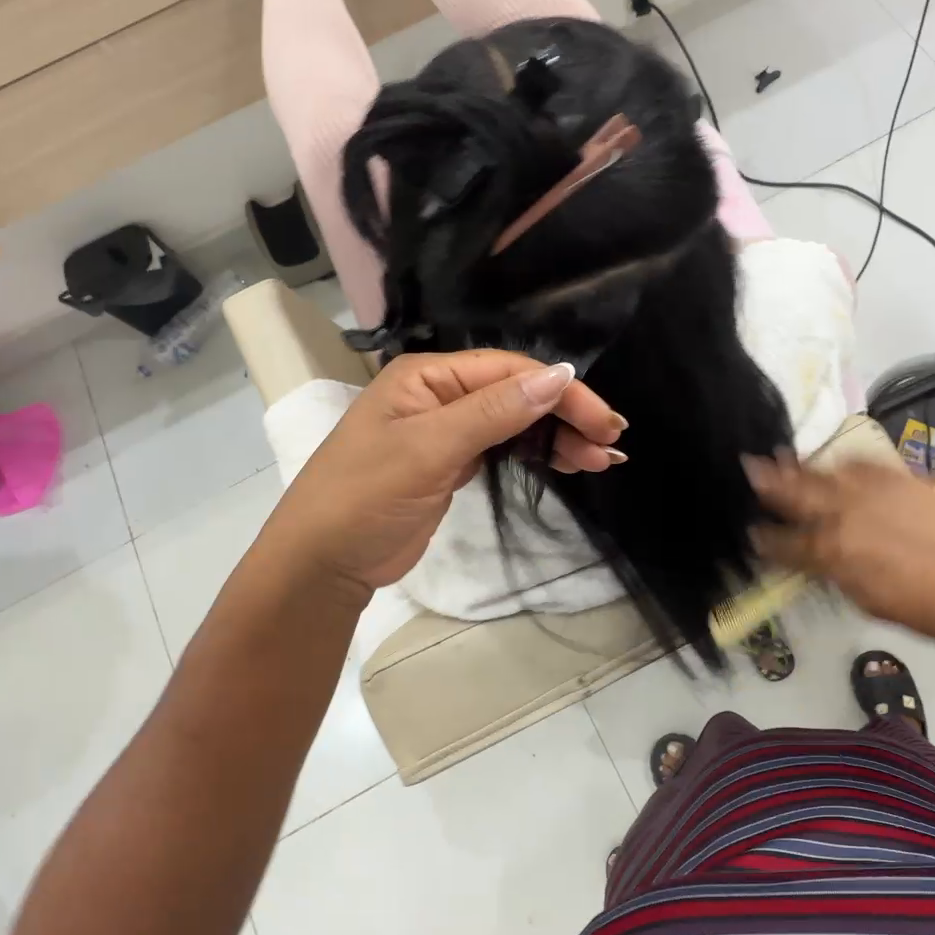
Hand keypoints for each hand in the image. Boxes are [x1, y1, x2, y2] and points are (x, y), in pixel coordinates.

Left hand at [261, 350, 625, 599]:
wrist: (322, 563)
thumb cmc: (364, 497)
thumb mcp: (429, 450)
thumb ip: (494, 412)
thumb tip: (559, 374)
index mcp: (428, 375)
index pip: (510, 371)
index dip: (561, 391)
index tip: (603, 422)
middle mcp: (440, 394)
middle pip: (518, 393)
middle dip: (567, 415)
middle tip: (611, 442)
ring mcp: (447, 429)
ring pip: (517, 421)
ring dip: (558, 437)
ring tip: (601, 460)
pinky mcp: (453, 463)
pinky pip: (506, 447)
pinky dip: (537, 454)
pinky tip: (567, 463)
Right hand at [744, 456, 934, 637]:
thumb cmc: (928, 610)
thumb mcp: (867, 600)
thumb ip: (834, 572)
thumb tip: (818, 560)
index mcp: (832, 553)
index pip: (784, 543)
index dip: (764, 538)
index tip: (753, 532)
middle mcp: (845, 514)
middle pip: (795, 492)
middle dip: (768, 482)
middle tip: (749, 468)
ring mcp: (873, 489)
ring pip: (825, 470)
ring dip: (800, 466)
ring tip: (782, 460)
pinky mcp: (900, 476)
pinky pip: (861, 460)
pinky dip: (842, 462)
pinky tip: (836, 463)